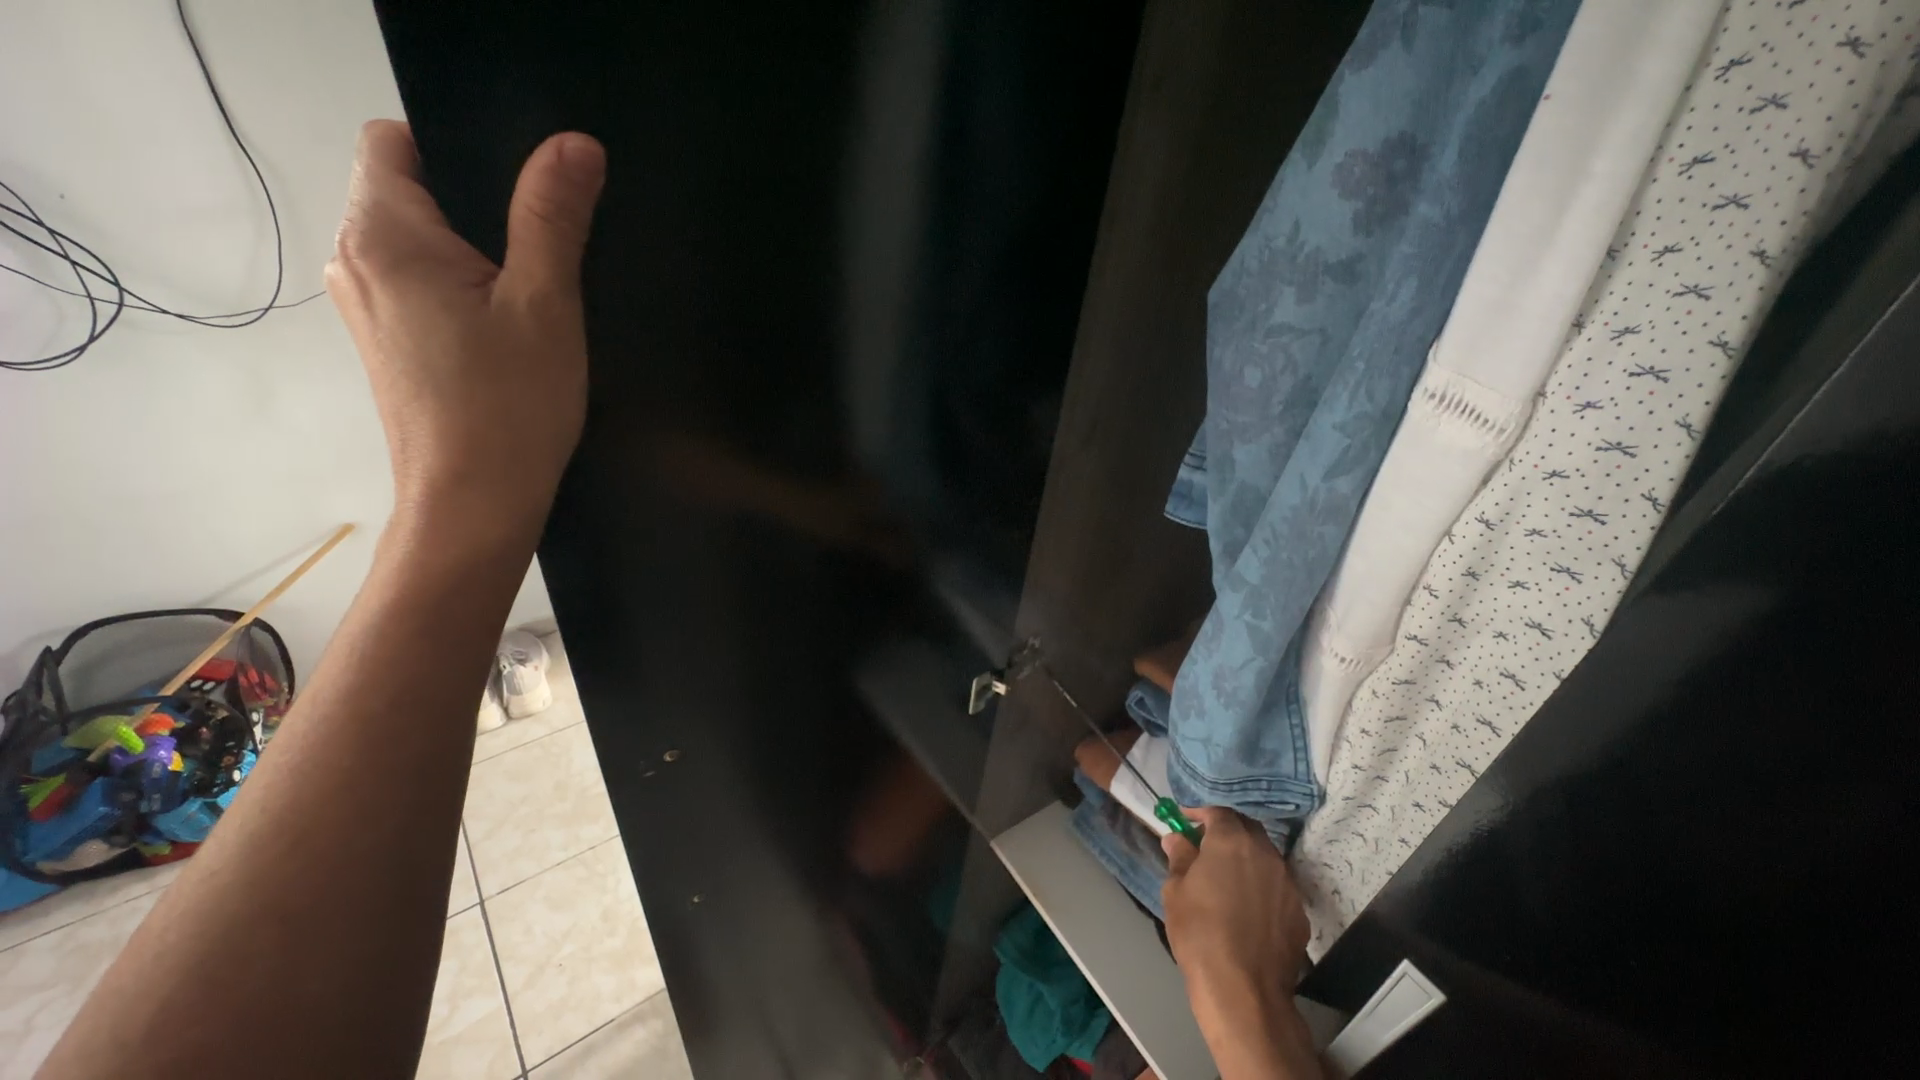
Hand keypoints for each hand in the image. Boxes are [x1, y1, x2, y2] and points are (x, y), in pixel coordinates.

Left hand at [326, 120, 606, 524]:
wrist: (473, 506)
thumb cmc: (508, 405)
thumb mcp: (544, 303)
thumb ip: (552, 217)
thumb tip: (574, 143)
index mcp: (384, 236)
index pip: (395, 139)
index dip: (459, 146)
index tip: (521, 191)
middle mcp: (355, 261)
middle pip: (408, 189)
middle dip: (476, 202)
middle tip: (547, 242)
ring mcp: (366, 306)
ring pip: (419, 242)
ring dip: (475, 250)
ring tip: (535, 289)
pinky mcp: (388, 343)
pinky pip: (422, 285)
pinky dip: (464, 288)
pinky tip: (511, 328)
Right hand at [1162, 807, 1318, 1077]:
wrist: (1242, 990)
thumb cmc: (1199, 933)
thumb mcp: (1175, 891)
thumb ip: (1180, 857)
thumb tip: (1178, 839)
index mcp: (1232, 842)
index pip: (1219, 812)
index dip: (1200, 813)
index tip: (1183, 821)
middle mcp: (1266, 854)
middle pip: (1247, 830)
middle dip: (1226, 832)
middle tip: (1204, 846)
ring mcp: (1287, 884)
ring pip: (1264, 858)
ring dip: (1245, 859)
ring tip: (1225, 879)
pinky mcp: (1299, 913)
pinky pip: (1276, 888)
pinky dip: (1260, 888)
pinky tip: (1246, 910)